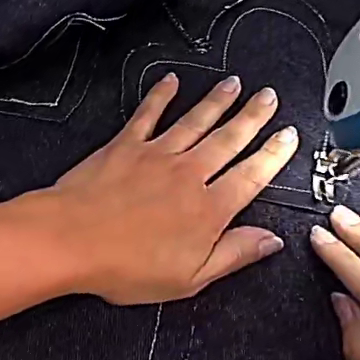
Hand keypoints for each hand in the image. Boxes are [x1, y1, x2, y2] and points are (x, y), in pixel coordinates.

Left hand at [39, 73, 297, 304]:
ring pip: (196, 121)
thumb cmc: (125, 265)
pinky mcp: (127, 144)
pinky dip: (162, 95)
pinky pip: (149, 114)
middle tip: (269, 97)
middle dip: (253, 116)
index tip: (288, 136)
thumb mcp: (188, 278)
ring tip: (235, 84)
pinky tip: (173, 81)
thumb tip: (270, 241)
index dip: (274, 154)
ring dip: (218, 101)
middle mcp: (188, 174)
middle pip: (229, 138)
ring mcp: (158, 154)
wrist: (70, 240)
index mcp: (207, 209)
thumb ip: (233, 254)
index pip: (252, 175)